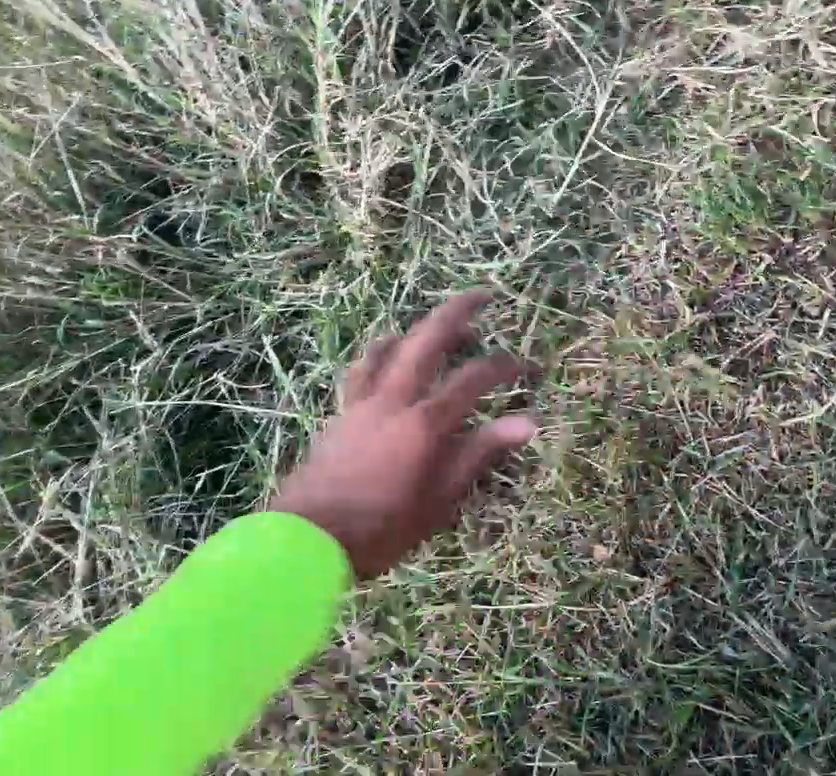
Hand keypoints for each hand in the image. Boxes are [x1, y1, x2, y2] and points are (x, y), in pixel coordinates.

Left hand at [267, 290, 536, 577]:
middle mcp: (394, 399)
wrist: (307, 540)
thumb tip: (528, 423)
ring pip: (391, 348)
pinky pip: (364, 369)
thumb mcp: (441, 500)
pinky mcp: (342, 413)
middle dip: (457, 312)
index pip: (474, 379)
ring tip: (437, 329)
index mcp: (424, 423)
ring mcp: (363, 402)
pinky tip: (387, 357)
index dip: (505, 367)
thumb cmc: (382, 528)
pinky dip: (381, 353)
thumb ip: (479, 454)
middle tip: (482, 295)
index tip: (528, 365)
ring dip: (418, 331)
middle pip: (428, 340)